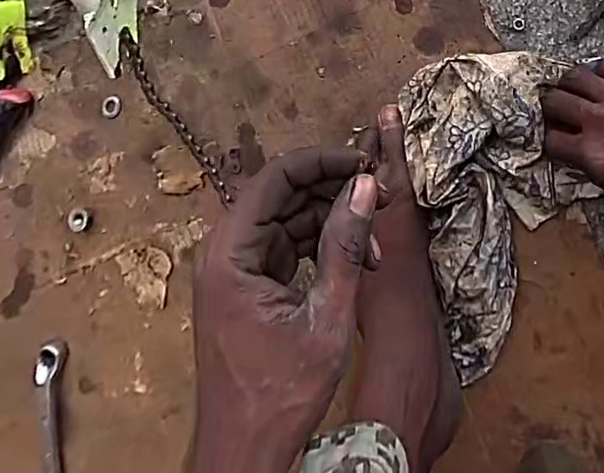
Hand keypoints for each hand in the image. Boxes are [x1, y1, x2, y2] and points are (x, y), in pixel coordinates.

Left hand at [190, 147, 382, 472]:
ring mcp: (237, 266)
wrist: (245, 457)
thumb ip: (346, 244)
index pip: (277, 177)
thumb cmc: (280, 397)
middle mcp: (226, 250)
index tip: (363, 163)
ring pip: (289, 217)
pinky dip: (322, 245)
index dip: (323, 161)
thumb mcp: (326, 316)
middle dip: (334, 191)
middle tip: (377, 197)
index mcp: (231, 253)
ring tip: (373, 244)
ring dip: (332, 221)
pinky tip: (356, 261)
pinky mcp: (250, 282)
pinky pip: (289, 243)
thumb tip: (366, 184)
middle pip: (284, 193)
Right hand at [543, 60, 603, 235]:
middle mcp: (599, 121)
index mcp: (591, 154)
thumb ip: (598, 178)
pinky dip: (597, 70)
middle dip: (549, 107)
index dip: (548, 142)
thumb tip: (590, 168)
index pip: (552, 140)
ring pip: (575, 77)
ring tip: (567, 88)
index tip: (552, 141)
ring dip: (567, 84)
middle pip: (555, 101)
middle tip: (551, 110)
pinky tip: (598, 78)